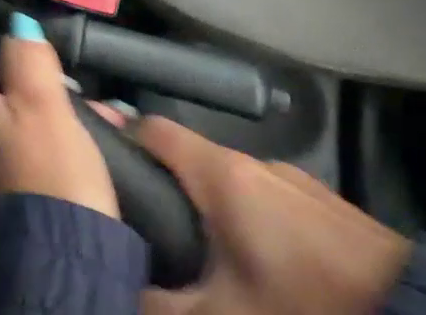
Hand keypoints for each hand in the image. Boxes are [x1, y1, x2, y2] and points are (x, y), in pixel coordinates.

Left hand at [0, 14, 119, 217]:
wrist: (70, 254)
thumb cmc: (46, 169)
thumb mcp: (41, 105)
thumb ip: (28, 63)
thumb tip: (16, 26)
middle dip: (2, 74)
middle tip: (23, 53)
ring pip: (16, 118)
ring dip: (44, 102)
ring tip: (83, 94)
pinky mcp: (29, 189)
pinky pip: (42, 144)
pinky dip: (63, 130)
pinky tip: (96, 127)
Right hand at [136, 117, 412, 314]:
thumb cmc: (305, 306)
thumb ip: (160, 303)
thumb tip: (118, 290)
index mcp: (221, 174)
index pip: (150, 129)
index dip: (119, 138)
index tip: (96, 161)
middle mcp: (255, 162)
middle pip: (190, 160)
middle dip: (166, 188)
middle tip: (148, 228)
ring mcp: (296, 180)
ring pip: (232, 184)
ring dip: (212, 210)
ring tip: (205, 254)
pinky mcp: (329, 204)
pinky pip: (270, 202)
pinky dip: (252, 222)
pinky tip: (262, 265)